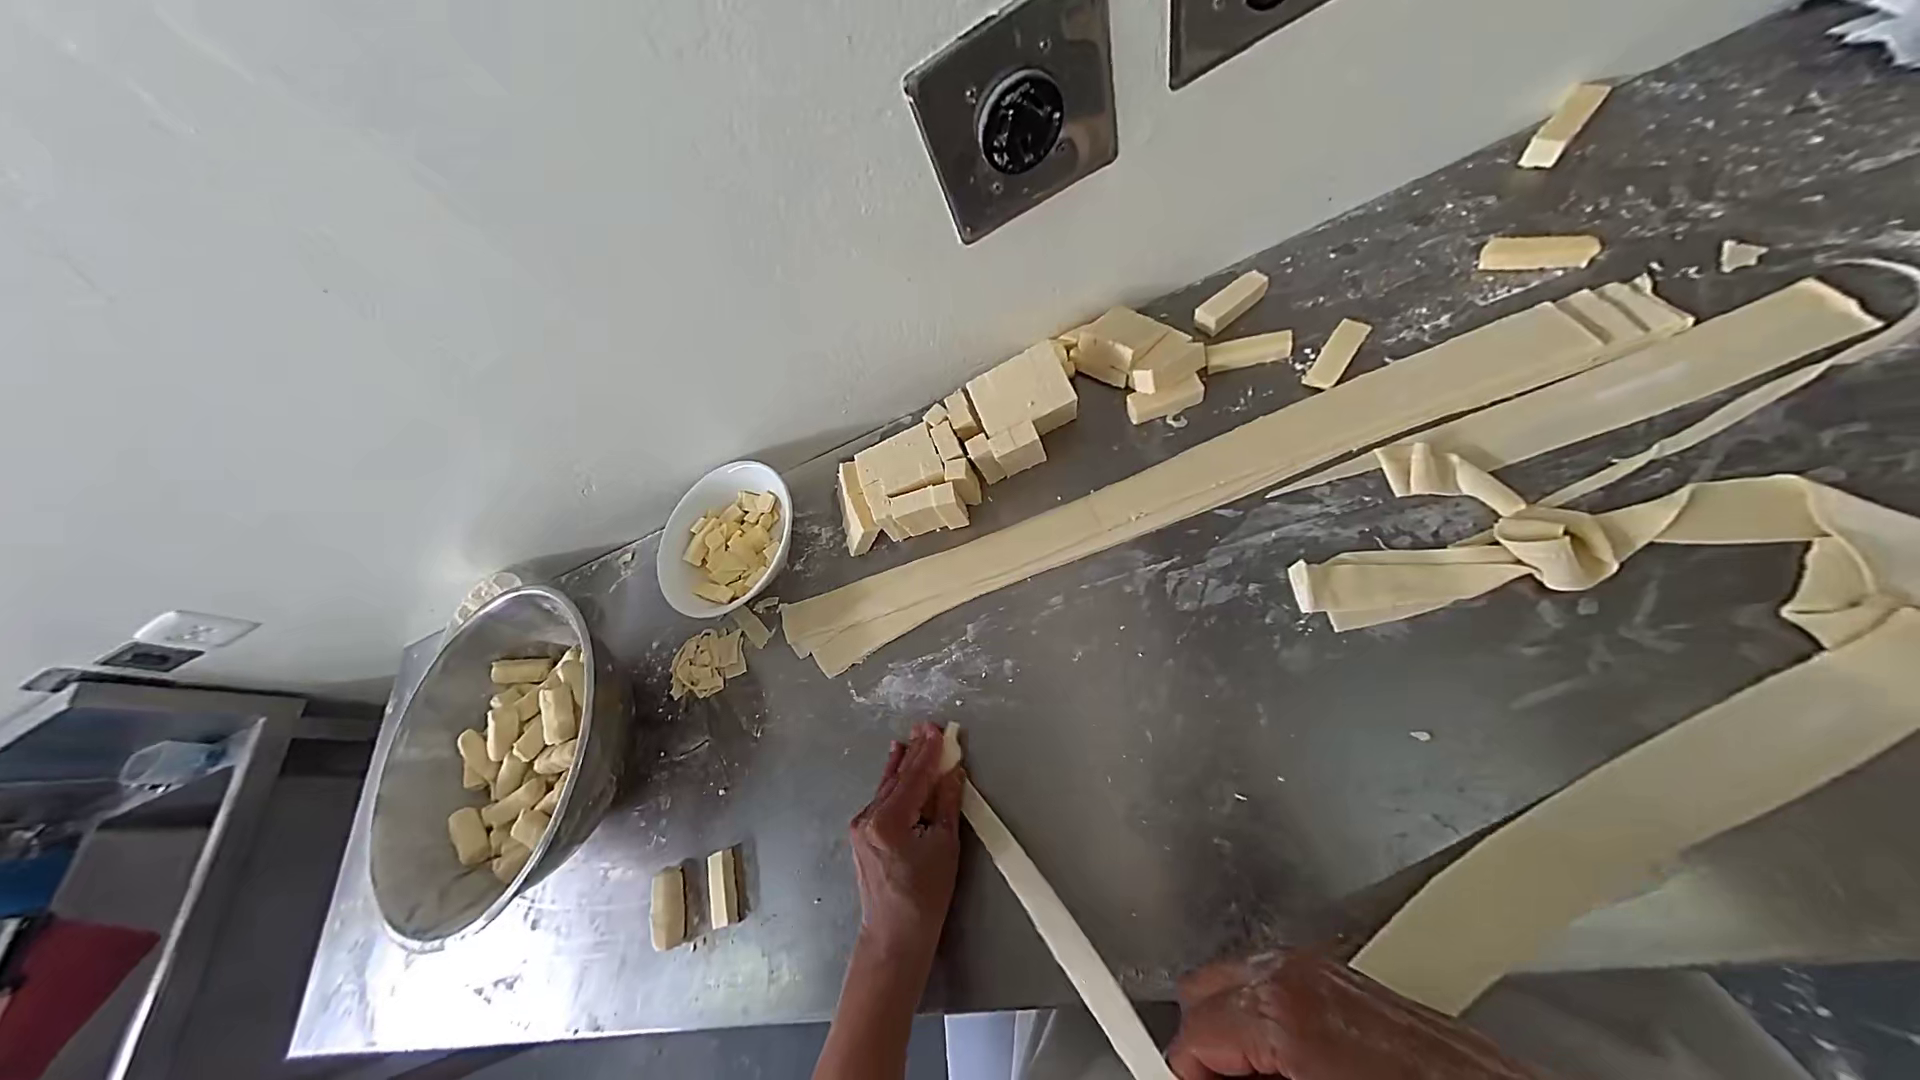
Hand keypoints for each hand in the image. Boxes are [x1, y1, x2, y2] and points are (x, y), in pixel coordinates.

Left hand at [848, 722, 963, 953]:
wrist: (894, 936)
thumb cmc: (926, 897)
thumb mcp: (945, 846)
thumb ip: (947, 803)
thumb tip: (952, 771)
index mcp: (889, 820)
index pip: (915, 777)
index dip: (930, 752)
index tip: (940, 731)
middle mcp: (868, 817)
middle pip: (898, 776)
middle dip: (915, 752)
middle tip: (928, 727)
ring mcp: (860, 824)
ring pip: (887, 785)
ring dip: (903, 764)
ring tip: (913, 739)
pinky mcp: (860, 832)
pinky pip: (881, 798)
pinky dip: (895, 782)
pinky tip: (898, 767)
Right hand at [1166, 950, 1538, 1079]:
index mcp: (1280, 1006)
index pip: (1191, 1028)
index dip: (1186, 1070)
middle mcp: (1295, 972)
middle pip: (1205, 989)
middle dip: (1211, 1045)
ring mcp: (1324, 969)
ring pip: (1240, 985)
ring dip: (1242, 1034)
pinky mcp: (1349, 979)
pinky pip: (1280, 987)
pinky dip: (1275, 1024)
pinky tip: (1306, 1068)